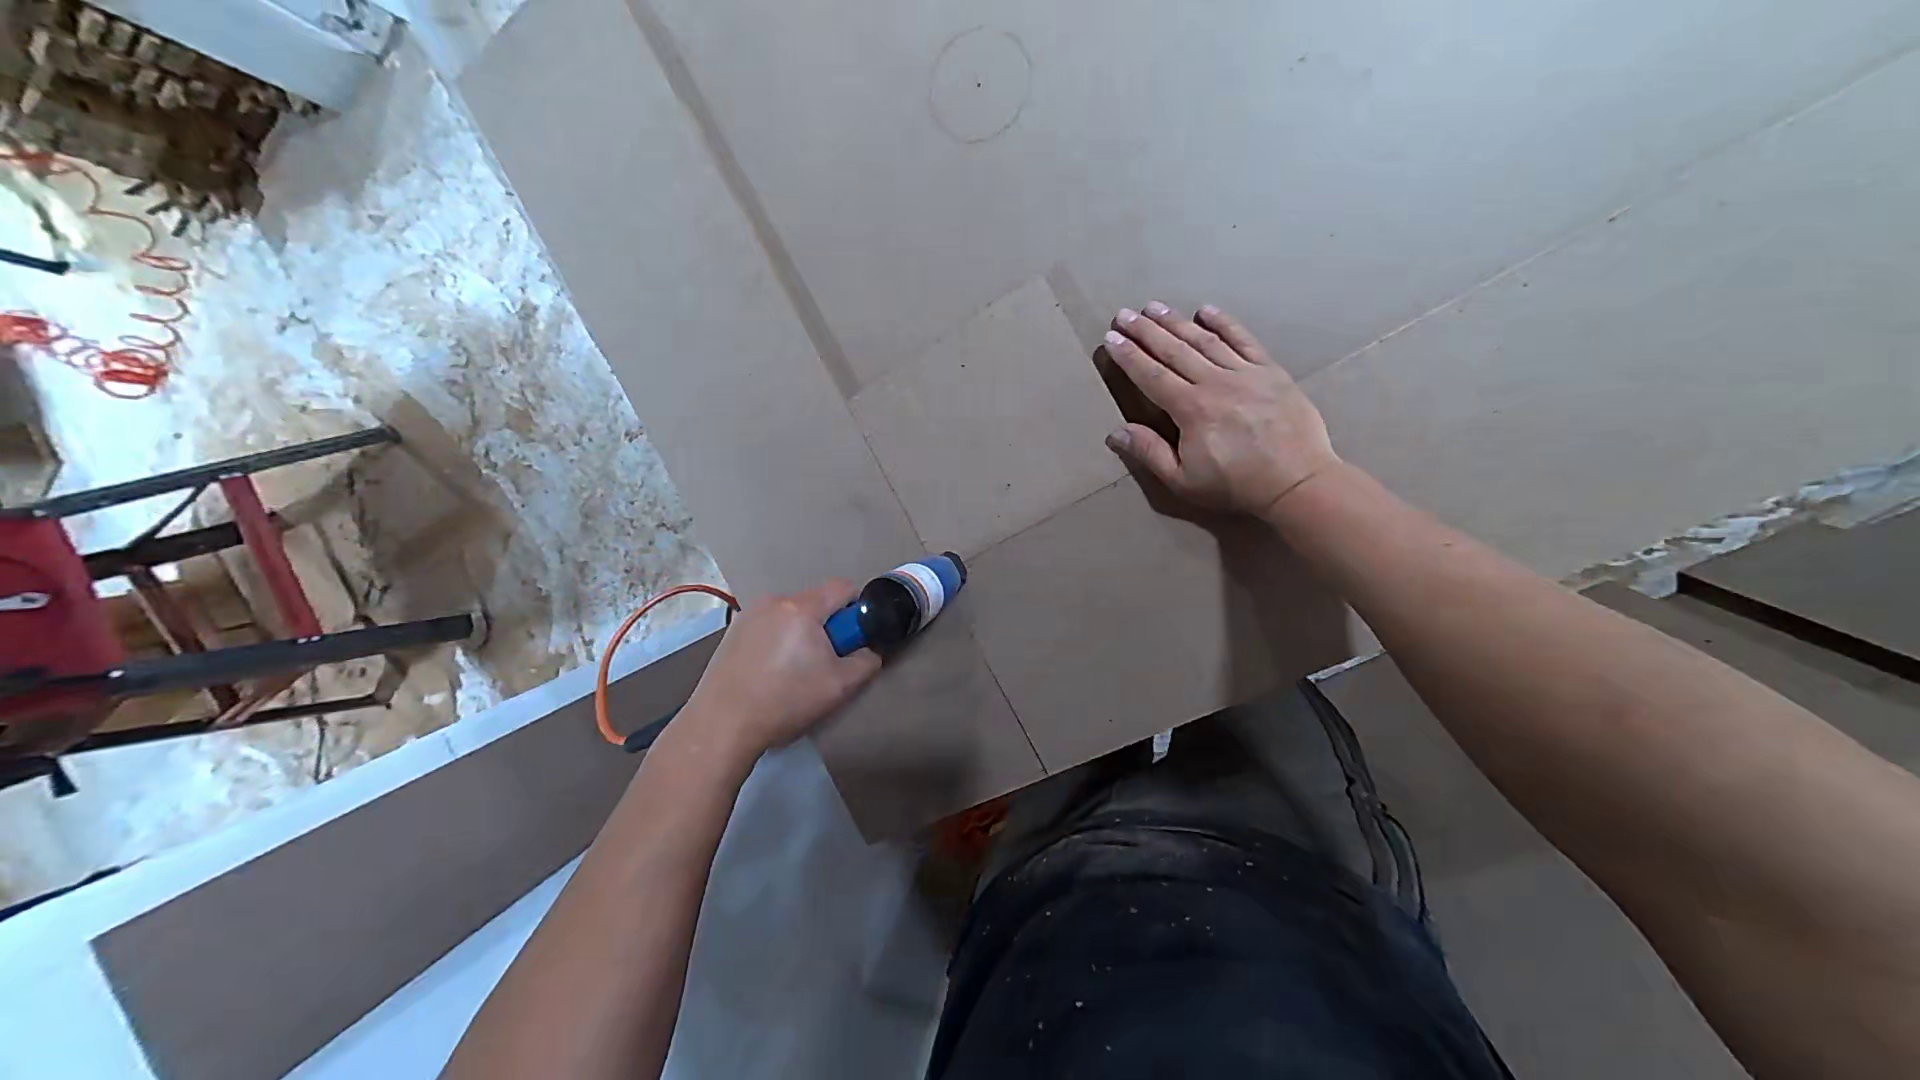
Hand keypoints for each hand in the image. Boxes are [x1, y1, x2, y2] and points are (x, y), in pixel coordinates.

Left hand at [680, 581, 881, 757]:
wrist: (722, 724)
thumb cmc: (785, 701)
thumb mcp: (841, 686)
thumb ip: (867, 661)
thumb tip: (869, 649)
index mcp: (802, 608)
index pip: (844, 587)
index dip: (857, 611)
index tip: (853, 641)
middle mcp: (774, 601)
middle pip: (816, 602)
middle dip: (828, 627)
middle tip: (824, 664)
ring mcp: (749, 614)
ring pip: (792, 615)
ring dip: (802, 634)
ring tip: (794, 673)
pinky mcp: (732, 631)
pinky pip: (769, 626)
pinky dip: (778, 641)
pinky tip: (770, 673)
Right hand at [1102, 302, 1339, 518]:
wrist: (1298, 481)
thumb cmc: (1236, 485)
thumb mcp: (1183, 481)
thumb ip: (1149, 453)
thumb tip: (1116, 433)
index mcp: (1191, 409)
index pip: (1152, 376)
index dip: (1129, 356)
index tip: (1111, 339)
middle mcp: (1215, 382)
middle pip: (1174, 350)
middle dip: (1145, 331)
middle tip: (1124, 314)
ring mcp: (1245, 373)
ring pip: (1204, 340)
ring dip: (1176, 322)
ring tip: (1154, 307)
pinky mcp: (1271, 372)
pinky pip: (1243, 340)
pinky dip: (1225, 323)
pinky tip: (1206, 310)